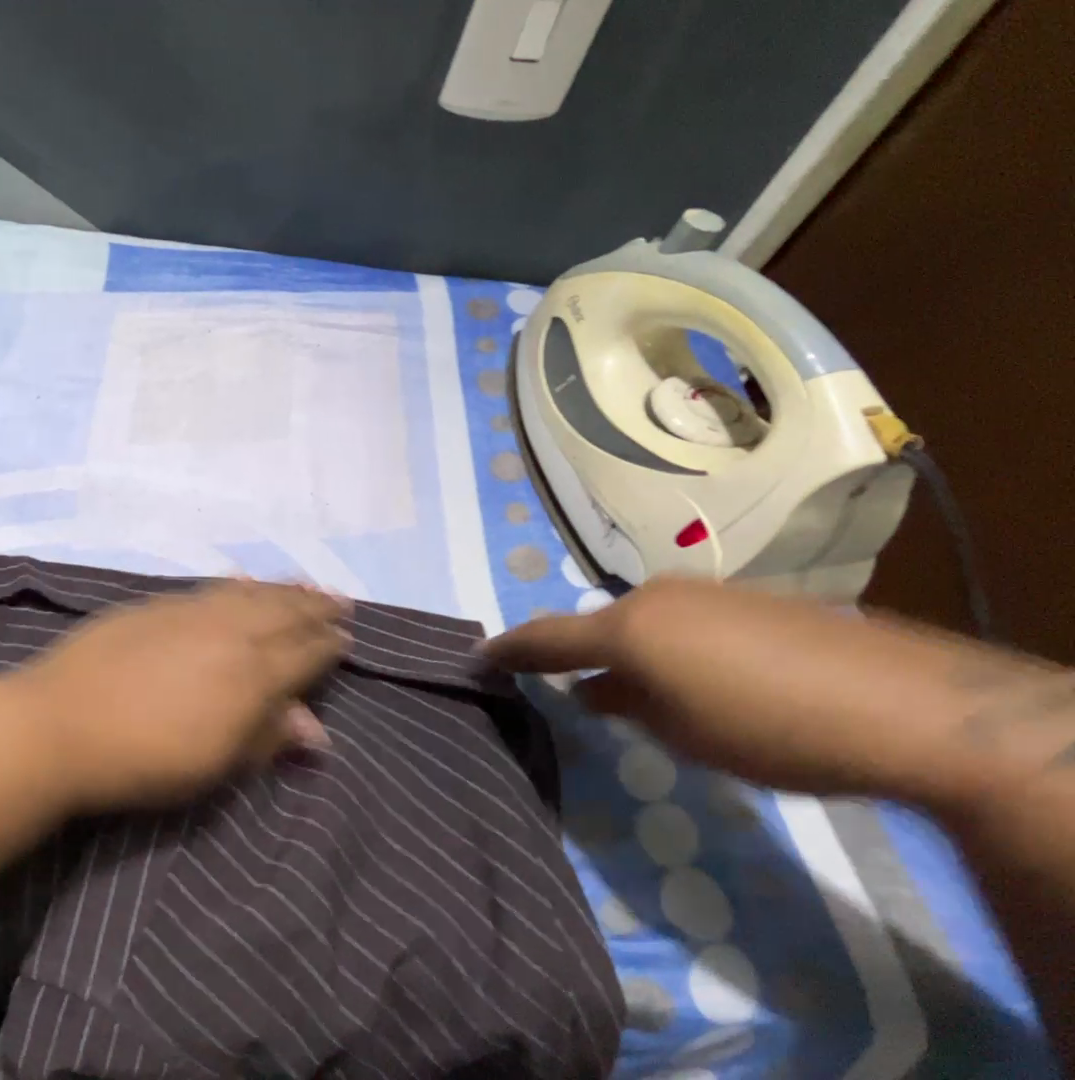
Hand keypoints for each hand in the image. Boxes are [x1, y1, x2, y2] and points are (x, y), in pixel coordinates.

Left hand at [10, 580, 349, 812]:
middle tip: (339, 601)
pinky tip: (240, 582)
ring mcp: (188, 612)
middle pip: (283, 613)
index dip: (329, 646)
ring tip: (303, 585)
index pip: (304, 653)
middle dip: (315, 607)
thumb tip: (316, 730)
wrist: (60, 724)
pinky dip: (235, 586)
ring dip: (281, 589)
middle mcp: (228, 633)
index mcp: (251, 675)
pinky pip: (209, 588)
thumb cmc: (143, 761)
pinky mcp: (153, 605)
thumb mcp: (215, 765)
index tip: (347, 638)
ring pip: (248, 593)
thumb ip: (265, 739)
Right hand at [481, 577, 1057, 807]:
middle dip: (569, 653)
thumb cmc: (767, 730)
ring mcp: (704, 593)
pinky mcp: (747, 600)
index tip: (477, 657)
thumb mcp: (681, 734)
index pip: (544, 637)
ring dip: (621, 650)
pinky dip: (664, 645)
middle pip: (594, 626)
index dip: (508, 650)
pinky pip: (680, 621)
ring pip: (640, 621)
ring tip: (617, 684)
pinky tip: (684, 674)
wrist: (906, 706)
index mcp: (626, 629)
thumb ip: (625, 704)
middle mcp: (655, 598)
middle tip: (550, 681)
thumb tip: (595, 691)